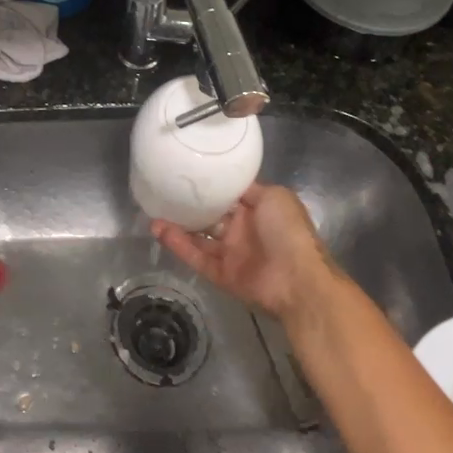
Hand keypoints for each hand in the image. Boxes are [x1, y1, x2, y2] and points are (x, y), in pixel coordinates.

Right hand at [152, 182, 336, 320]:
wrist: (298, 279)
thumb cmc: (288, 231)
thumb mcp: (274, 196)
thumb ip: (249, 188)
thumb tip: (228, 180)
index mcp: (258, 210)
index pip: (229, 195)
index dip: (210, 185)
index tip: (187, 172)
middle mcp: (243, 230)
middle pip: (210, 215)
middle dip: (189, 206)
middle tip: (164, 191)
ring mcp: (232, 253)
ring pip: (199, 238)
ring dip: (178, 226)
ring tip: (153, 211)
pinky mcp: (222, 275)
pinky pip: (197, 258)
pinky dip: (179, 245)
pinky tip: (159, 230)